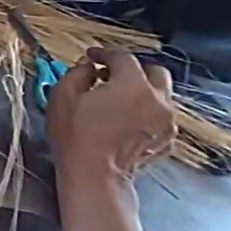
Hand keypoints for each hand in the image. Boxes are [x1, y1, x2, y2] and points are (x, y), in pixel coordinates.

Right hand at [44, 48, 177, 189]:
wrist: (95, 176)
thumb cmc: (75, 135)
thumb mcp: (63, 96)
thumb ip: (78, 72)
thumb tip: (90, 67)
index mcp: (133, 85)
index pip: (123, 57)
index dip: (105, 53)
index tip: (92, 56)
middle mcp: (158, 100)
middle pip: (155, 72)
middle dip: (133, 70)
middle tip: (111, 76)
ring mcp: (167, 122)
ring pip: (161, 95)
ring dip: (142, 92)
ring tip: (119, 100)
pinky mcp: (167, 141)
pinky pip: (160, 117)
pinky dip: (146, 112)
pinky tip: (126, 121)